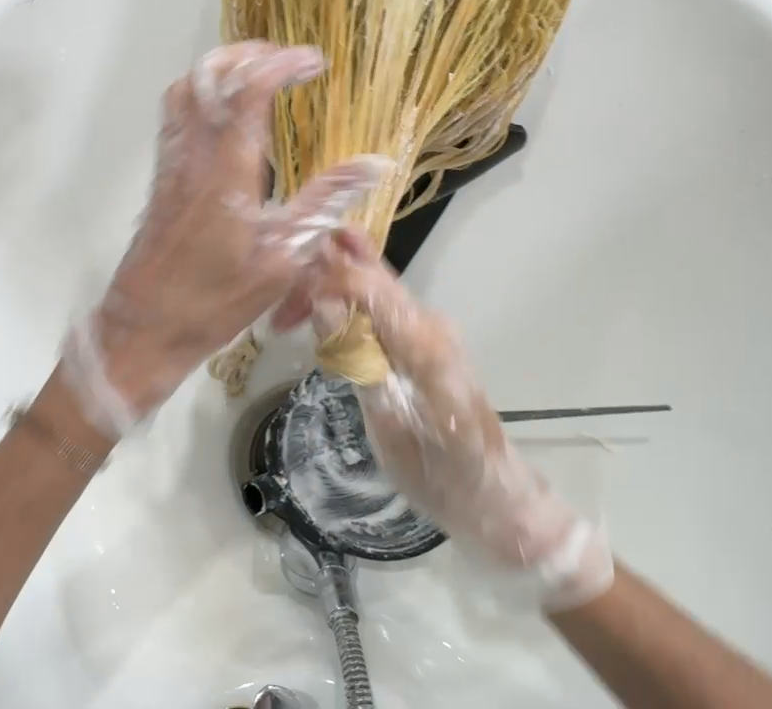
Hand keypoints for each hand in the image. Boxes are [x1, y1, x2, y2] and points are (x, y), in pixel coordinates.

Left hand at [60, 42, 388, 437]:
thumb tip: (375, 163)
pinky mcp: (160, 177)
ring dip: (222, 70)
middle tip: (287, 63)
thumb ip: (326, 203)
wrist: (144, 328)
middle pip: (208, 75)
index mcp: (226, 171)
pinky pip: (176, 116)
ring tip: (261, 78)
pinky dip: (203, 95)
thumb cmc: (215, 301)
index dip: (281, 63)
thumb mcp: (285, 259)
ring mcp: (170, 164)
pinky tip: (229, 118)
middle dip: (249, 55)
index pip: (247, 90)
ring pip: (185, 90)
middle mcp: (192, 156)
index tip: (314, 62)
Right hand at [292, 229, 613, 611]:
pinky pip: (380, 308)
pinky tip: (326, 325)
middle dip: (319, 281)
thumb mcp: (388, 423)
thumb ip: (358, 358)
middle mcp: (429, 321)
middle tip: (282, 315)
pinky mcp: (426, 341)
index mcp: (421, 339)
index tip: (283, 312)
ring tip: (292, 318)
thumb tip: (323, 302)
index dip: (319, 282)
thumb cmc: (436, 470)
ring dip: (330, 293)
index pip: (363, 280)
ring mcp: (431, 328)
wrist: (489, 496)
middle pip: (367, 275)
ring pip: (372, 288)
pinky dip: (348, 309)